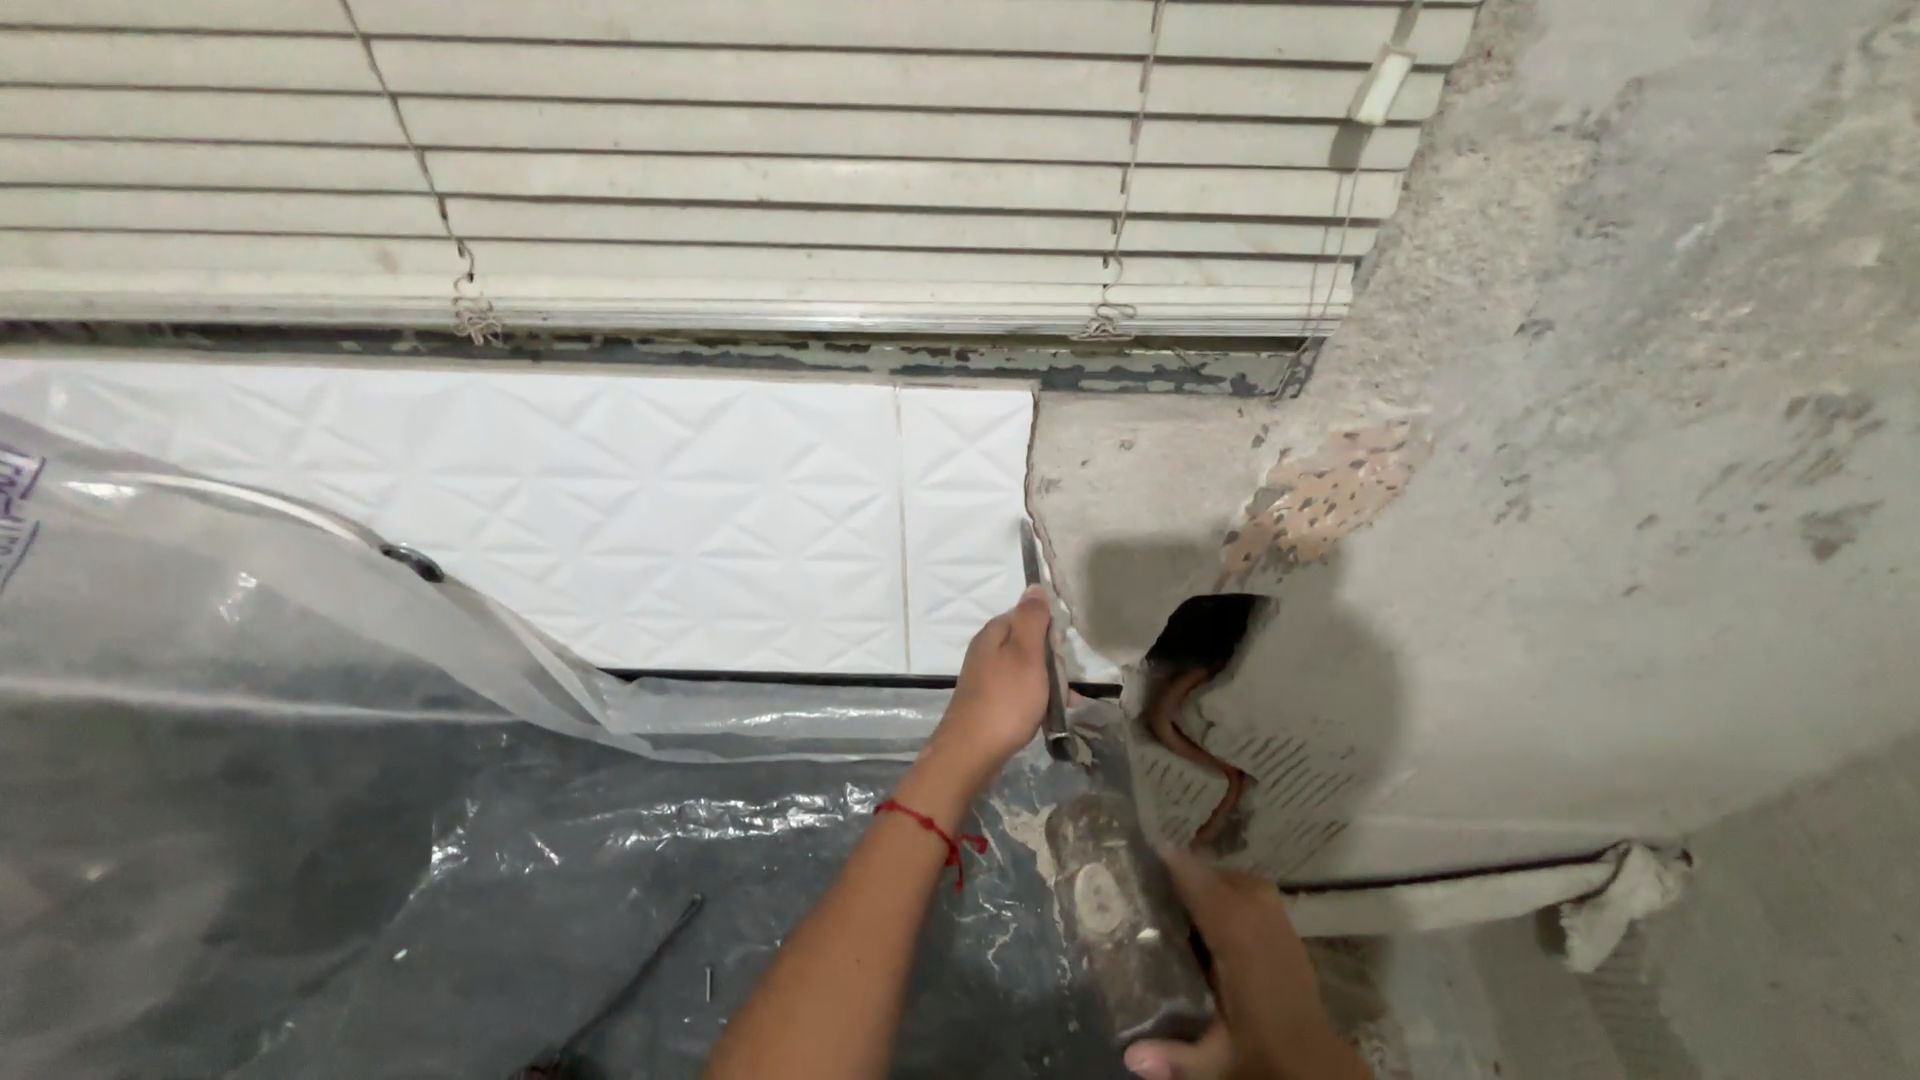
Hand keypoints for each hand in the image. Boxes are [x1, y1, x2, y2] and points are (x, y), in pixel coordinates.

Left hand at [910, 586, 1053, 797]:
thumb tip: (1033, 587)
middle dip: (1052, 664)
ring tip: (1062, 705)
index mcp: (993, 634)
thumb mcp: (1025, 653)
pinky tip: (1053, 718)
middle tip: (1058, 683)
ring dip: (1050, 686)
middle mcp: (987, 652)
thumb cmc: (1005, 700)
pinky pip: (1022, 694)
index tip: (1060, 653)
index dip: (1050, 633)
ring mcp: (987, 678)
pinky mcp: (991, 703)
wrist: (972, 752)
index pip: (1028, 617)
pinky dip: (1039, 702)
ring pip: (1029, 672)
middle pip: (1030, 645)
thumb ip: (1031, 619)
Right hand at [1124, 850, 1366, 1079]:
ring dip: (1196, 881)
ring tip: (1161, 892)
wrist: (1315, 1062)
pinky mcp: (1280, 918)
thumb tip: (1128, 1054)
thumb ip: (1175, 1056)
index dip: (1166, 864)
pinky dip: (1217, 890)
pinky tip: (1195, 911)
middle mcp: (1257, 910)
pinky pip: (1241, 888)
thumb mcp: (1218, 1061)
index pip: (1197, 880)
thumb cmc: (1263, 1052)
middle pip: (1208, 872)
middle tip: (1137, 879)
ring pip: (1225, 877)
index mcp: (1238, 934)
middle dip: (1175, 872)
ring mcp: (1273, 911)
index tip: (1132, 853)